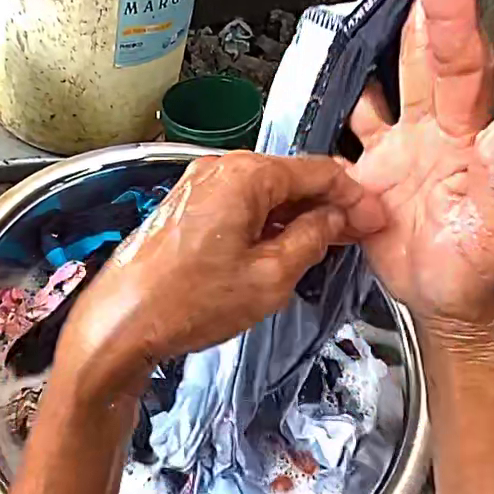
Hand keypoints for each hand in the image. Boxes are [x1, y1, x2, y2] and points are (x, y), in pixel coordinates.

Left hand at [59, 153, 381, 392]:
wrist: (122, 322)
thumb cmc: (184, 302)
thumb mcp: (269, 276)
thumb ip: (311, 239)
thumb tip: (332, 219)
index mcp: (243, 176)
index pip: (318, 171)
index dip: (353, 196)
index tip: (372, 218)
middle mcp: (215, 171)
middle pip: (288, 178)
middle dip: (323, 206)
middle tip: (351, 235)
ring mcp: (194, 189)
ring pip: (261, 194)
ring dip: (292, 217)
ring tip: (317, 249)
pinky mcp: (182, 209)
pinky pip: (235, 207)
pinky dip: (261, 224)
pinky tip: (276, 249)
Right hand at [347, 0, 493, 356]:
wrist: (445, 304)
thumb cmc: (479, 274)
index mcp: (469, 143)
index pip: (465, 65)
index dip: (455, 15)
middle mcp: (438, 139)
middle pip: (433, 64)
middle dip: (431, 11)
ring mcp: (403, 156)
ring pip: (394, 90)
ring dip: (388, 50)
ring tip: (381, 9)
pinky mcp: (373, 177)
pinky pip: (360, 133)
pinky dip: (349, 108)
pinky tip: (343, 84)